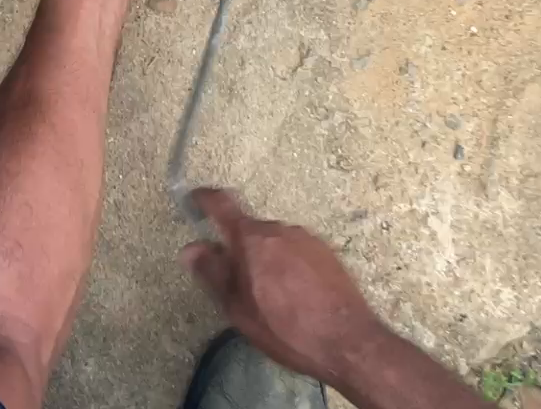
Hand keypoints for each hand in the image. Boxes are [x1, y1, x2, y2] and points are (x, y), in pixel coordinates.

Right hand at [179, 188, 388, 386]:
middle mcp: (277, 228)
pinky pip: (297, 251)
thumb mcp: (238, 308)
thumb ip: (212, 273)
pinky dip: (290, 265)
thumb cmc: (285, 327)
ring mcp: (305, 238)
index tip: (195, 197)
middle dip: (241, 248)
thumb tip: (190, 248)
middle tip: (242, 281)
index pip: (221, 204)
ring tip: (275, 295)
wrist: (350, 342)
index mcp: (250, 238)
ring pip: (275, 242)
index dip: (204, 198)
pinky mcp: (327, 252)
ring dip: (268, 258)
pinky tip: (298, 294)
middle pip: (249, 229)